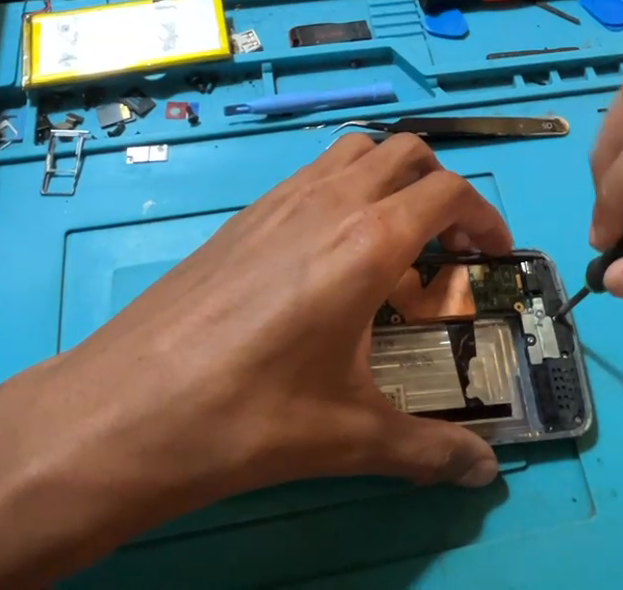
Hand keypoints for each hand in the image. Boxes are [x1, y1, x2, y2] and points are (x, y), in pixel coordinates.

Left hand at [59, 133, 511, 500]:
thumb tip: (484, 472)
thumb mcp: (348, 435)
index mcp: (367, 240)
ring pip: (354, 151)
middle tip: (446, 250)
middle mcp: (328, 200)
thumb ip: (428, 450)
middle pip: (406, 152)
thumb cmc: (248, 415)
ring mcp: (279, 199)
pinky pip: (310, 176)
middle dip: (441, 189)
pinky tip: (325, 261)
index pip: (449, 192)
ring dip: (388, 179)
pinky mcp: (243, 215)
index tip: (495, 256)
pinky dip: (341, 192)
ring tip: (388, 245)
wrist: (127, 406)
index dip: (485, 217)